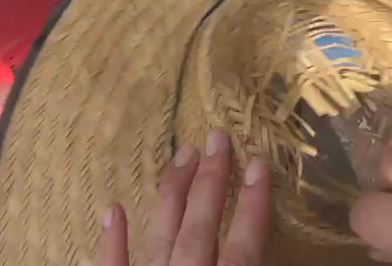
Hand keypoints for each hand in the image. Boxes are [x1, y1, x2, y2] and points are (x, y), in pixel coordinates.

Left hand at [99, 129, 270, 265]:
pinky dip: (113, 241)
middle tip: (217, 136)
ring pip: (161, 238)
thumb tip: (277, 254)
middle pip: (199, 230)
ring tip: (184, 153)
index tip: (259, 162)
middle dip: (210, 181)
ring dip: (172, 195)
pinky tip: (114, 209)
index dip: (253, 205)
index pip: (243, 247)